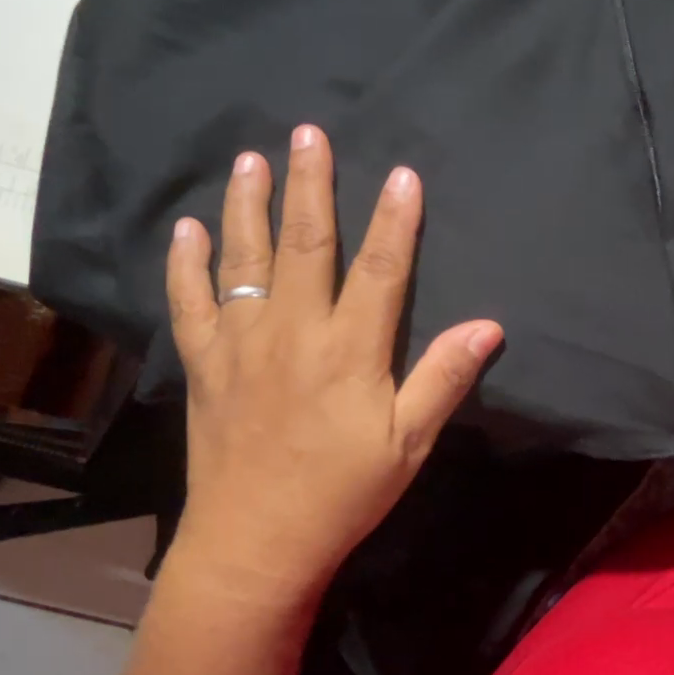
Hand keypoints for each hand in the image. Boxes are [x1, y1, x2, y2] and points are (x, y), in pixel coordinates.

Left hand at [165, 125, 501, 596]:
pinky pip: (190, 302)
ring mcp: (242, 344)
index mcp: (350, 350)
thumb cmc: (345, 492)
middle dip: (311, 185)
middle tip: (307, 133)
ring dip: (248, 205)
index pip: (380, 269)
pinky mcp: (204, 365)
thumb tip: (488, 325)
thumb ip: (444, 377)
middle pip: (306, 244)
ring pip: (244, 259)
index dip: (394, 220)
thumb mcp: (409, 442)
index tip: (402, 173)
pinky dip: (185, 263)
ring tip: (249, 159)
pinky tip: (186, 229)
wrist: (257, 541)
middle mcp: (293, 331)